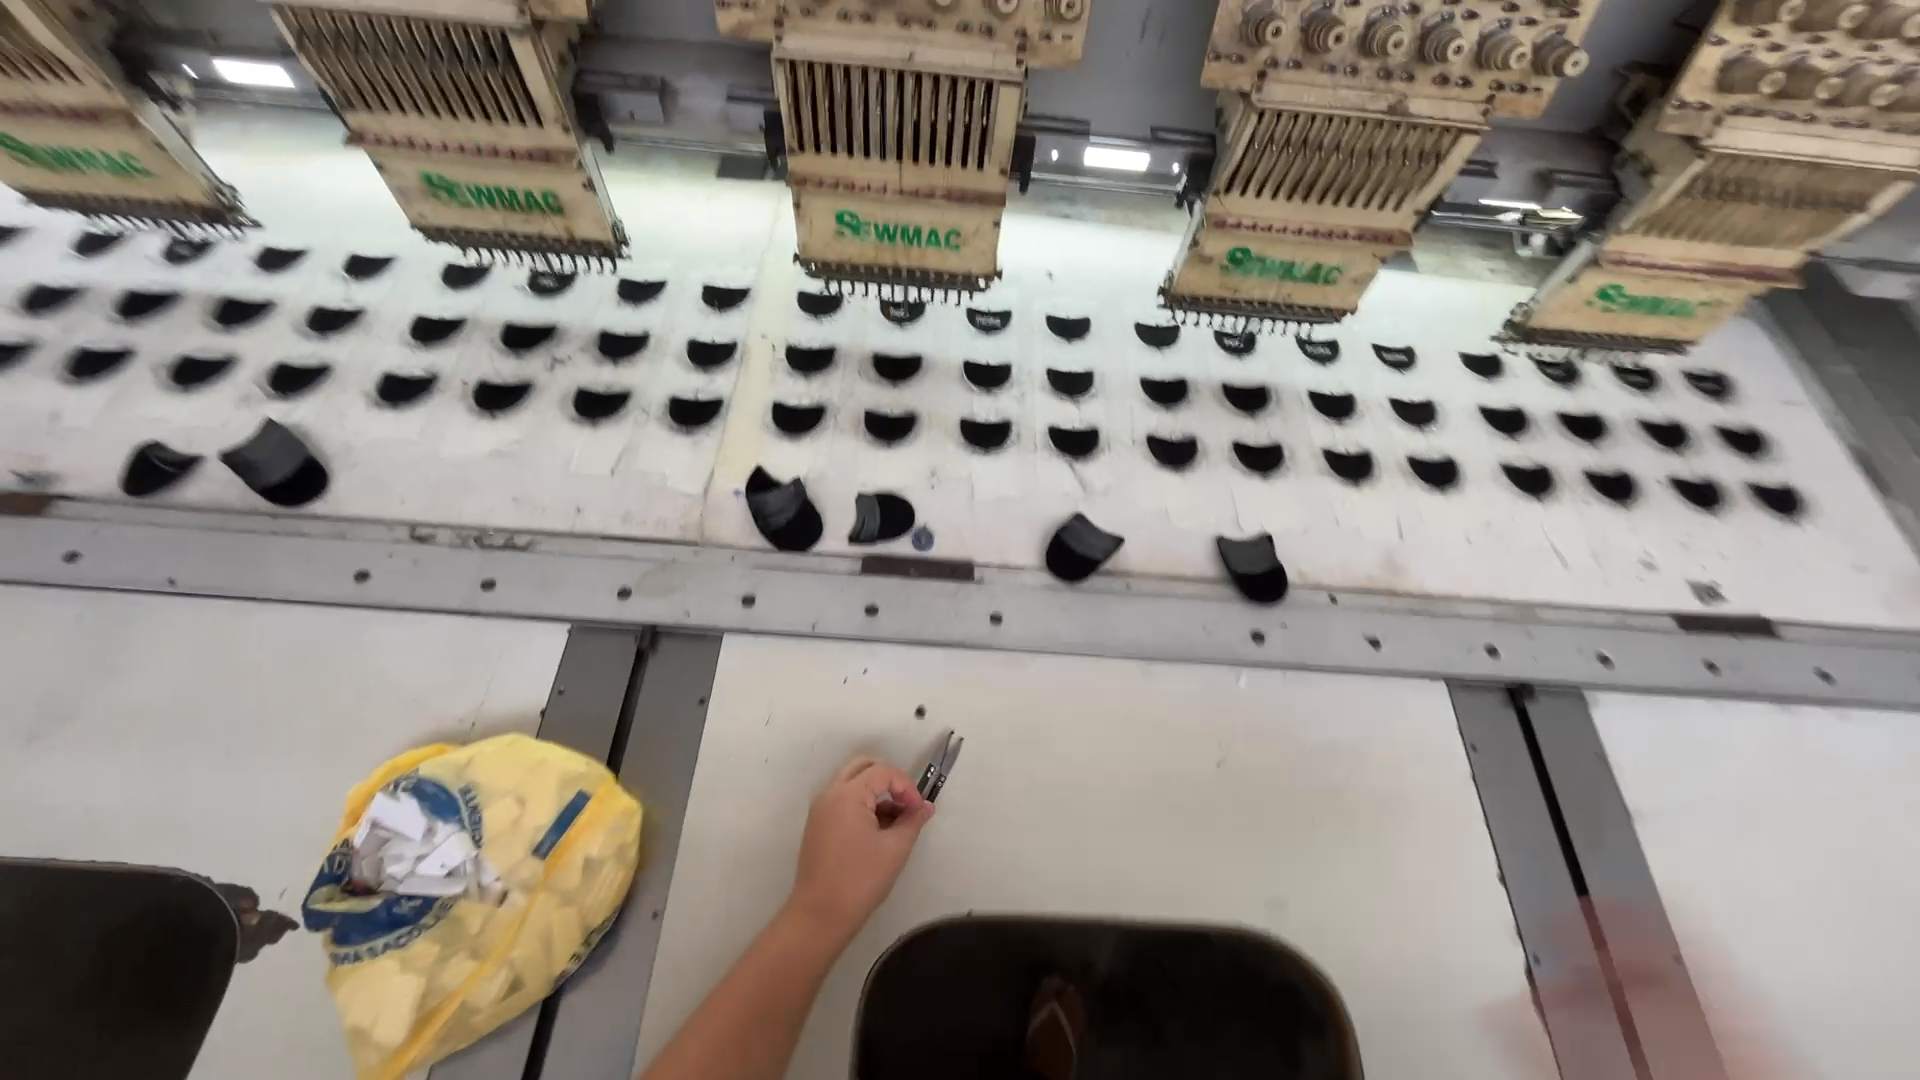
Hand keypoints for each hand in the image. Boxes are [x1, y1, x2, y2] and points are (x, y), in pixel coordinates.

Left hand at [786, 757, 934, 942]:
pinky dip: (862, 804)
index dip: (906, 787)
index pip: (883, 772)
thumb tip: (925, 807)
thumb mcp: (895, 849)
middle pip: (863, 767)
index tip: (918, 810)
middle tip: (906, 803)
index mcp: (847, 795)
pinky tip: (878, 831)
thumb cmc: (861, 879)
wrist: (821, 914)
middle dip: (889, 780)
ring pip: (852, 782)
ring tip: (896, 822)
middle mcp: (830, 794)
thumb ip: (912, 821)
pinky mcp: (818, 825)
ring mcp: (820, 809)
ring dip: (876, 792)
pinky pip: (843, 800)